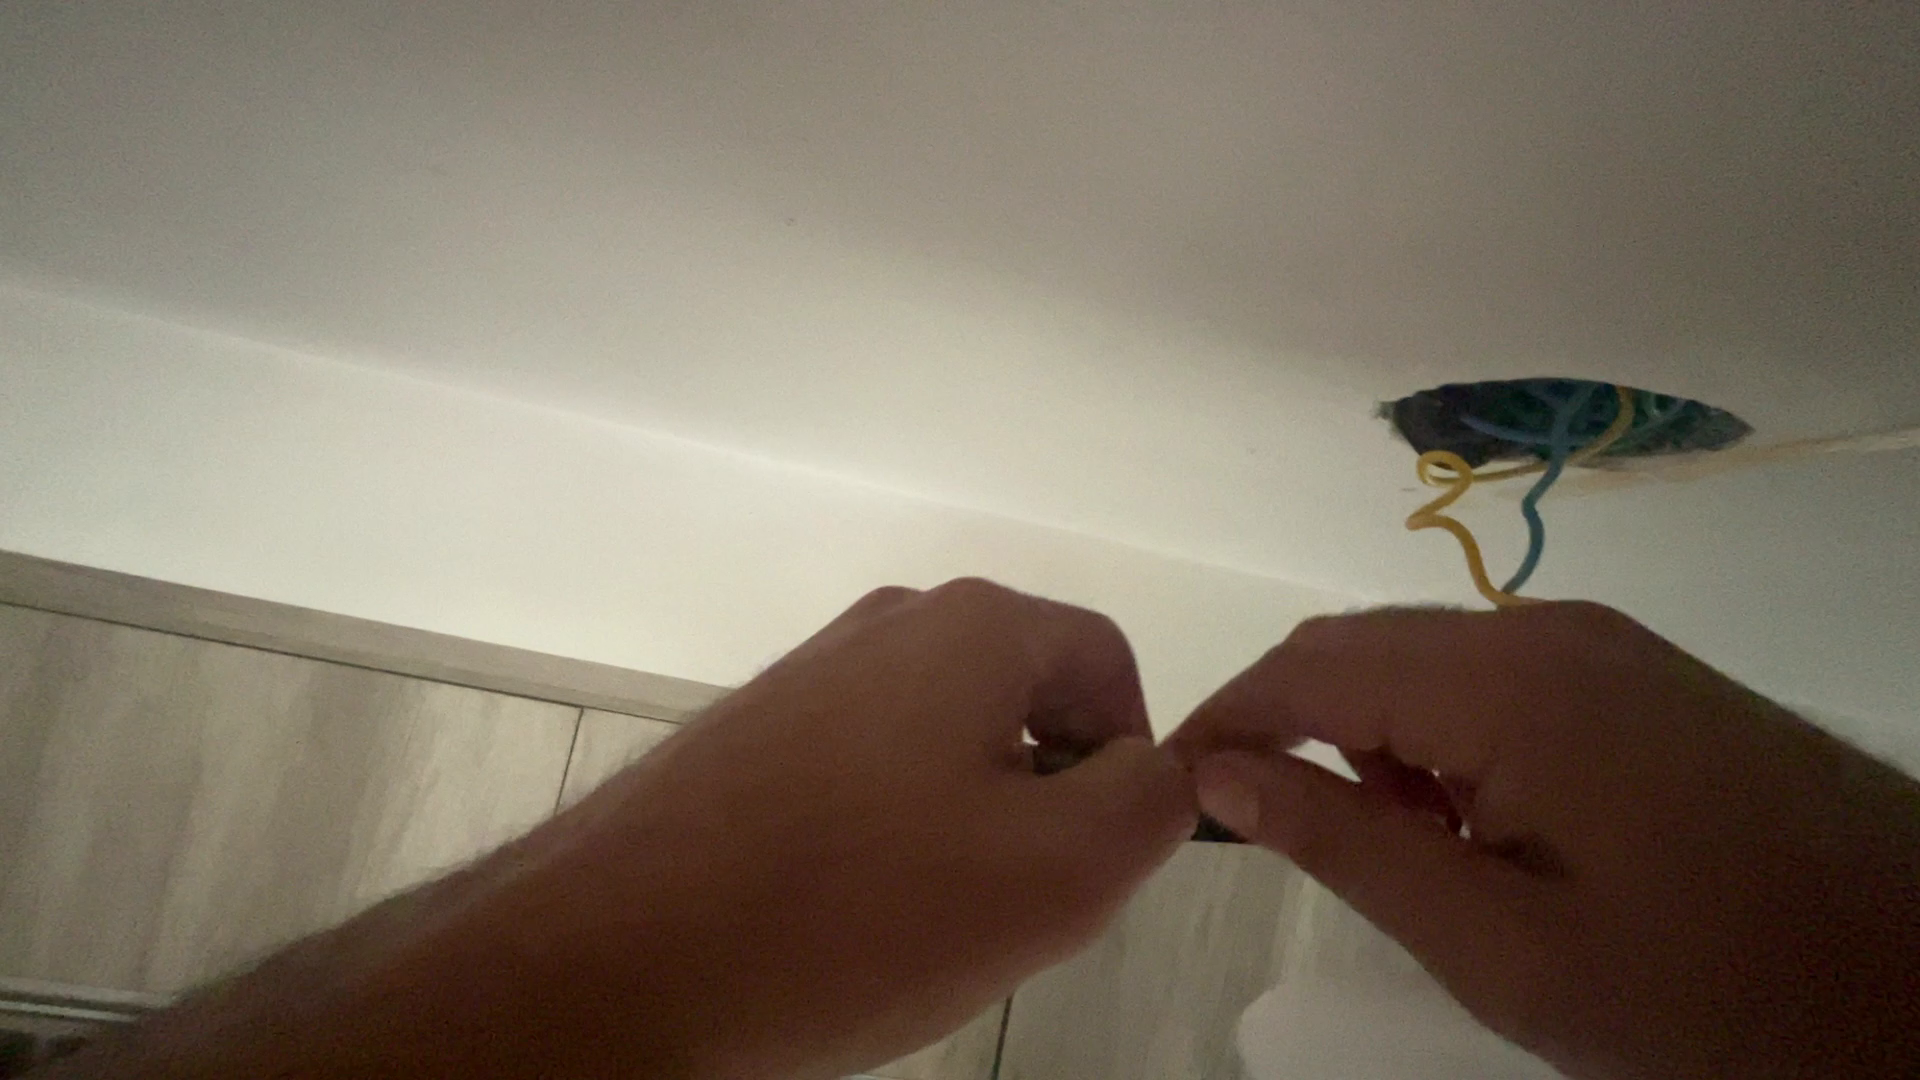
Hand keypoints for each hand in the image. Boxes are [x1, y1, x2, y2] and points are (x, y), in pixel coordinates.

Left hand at [543, 579, 1195, 1077]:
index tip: (1106, 840)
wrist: (619, 952)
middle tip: (1025, 886)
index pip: (1105, 658)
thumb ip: (1147, 803)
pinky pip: (877, 754)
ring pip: (952, 727)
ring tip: (939, 901)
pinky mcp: (768, 720)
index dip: (1133, 745)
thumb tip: (1154, 770)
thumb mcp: (1057, 871)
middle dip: (1053, 782)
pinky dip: (902, 815)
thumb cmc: (859, 903)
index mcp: (972, 624)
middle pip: (1026, 690)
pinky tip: (863, 891)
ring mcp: (821, 667)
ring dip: (977, 804)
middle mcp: (895, 622)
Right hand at [1169, 602, 1919, 1079]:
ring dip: (1357, 727)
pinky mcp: (1617, 661)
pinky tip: (1469, 806)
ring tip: (1402, 835)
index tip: (1171, 777)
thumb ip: (1341, 843)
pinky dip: (1423, 724)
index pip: (1303, 673)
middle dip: (1281, 719)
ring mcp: (1583, 637)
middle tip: (1262, 813)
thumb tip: (1215, 775)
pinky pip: (1467, 666)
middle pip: (1345, 646)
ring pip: (1400, 651)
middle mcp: (1533, 628)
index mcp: (1503, 685)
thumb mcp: (1503, 949)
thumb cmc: (1726, 1000)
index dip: (1222, 719)